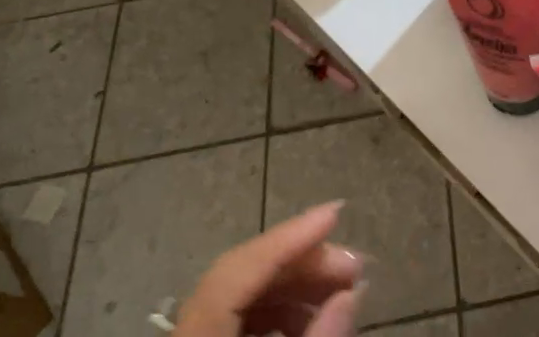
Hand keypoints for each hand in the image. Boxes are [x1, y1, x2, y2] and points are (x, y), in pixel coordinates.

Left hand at [175, 201, 362, 336]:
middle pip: (240, 278)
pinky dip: (278, 315)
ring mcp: (193, 336)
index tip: (336, 214)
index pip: (236, 272)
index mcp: (196, 336)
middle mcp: (184, 332)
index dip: (286, 239)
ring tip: (341, 295)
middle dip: (300, 265)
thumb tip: (352, 292)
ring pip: (240, 298)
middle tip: (354, 267)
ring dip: (294, 289)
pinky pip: (235, 321)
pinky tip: (312, 320)